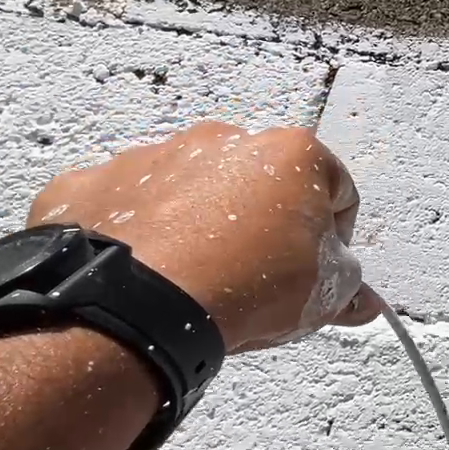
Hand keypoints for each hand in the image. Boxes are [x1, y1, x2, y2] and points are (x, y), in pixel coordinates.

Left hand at [26, 122, 379, 352]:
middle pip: (262, 181)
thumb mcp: (326, 293)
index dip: (335, 235)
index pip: (337, 191)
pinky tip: (145, 272)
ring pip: (191, 187)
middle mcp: (224, 139)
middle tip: (259, 272)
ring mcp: (149, 157)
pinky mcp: (86, 185)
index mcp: (294, 152)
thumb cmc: (248, 285)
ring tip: (196, 278)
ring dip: (200, 222)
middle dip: (265, 219)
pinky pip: (124, 206)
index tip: (318, 269)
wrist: (132, 309)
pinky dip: (137, 232)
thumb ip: (350, 288)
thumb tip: (362, 303)